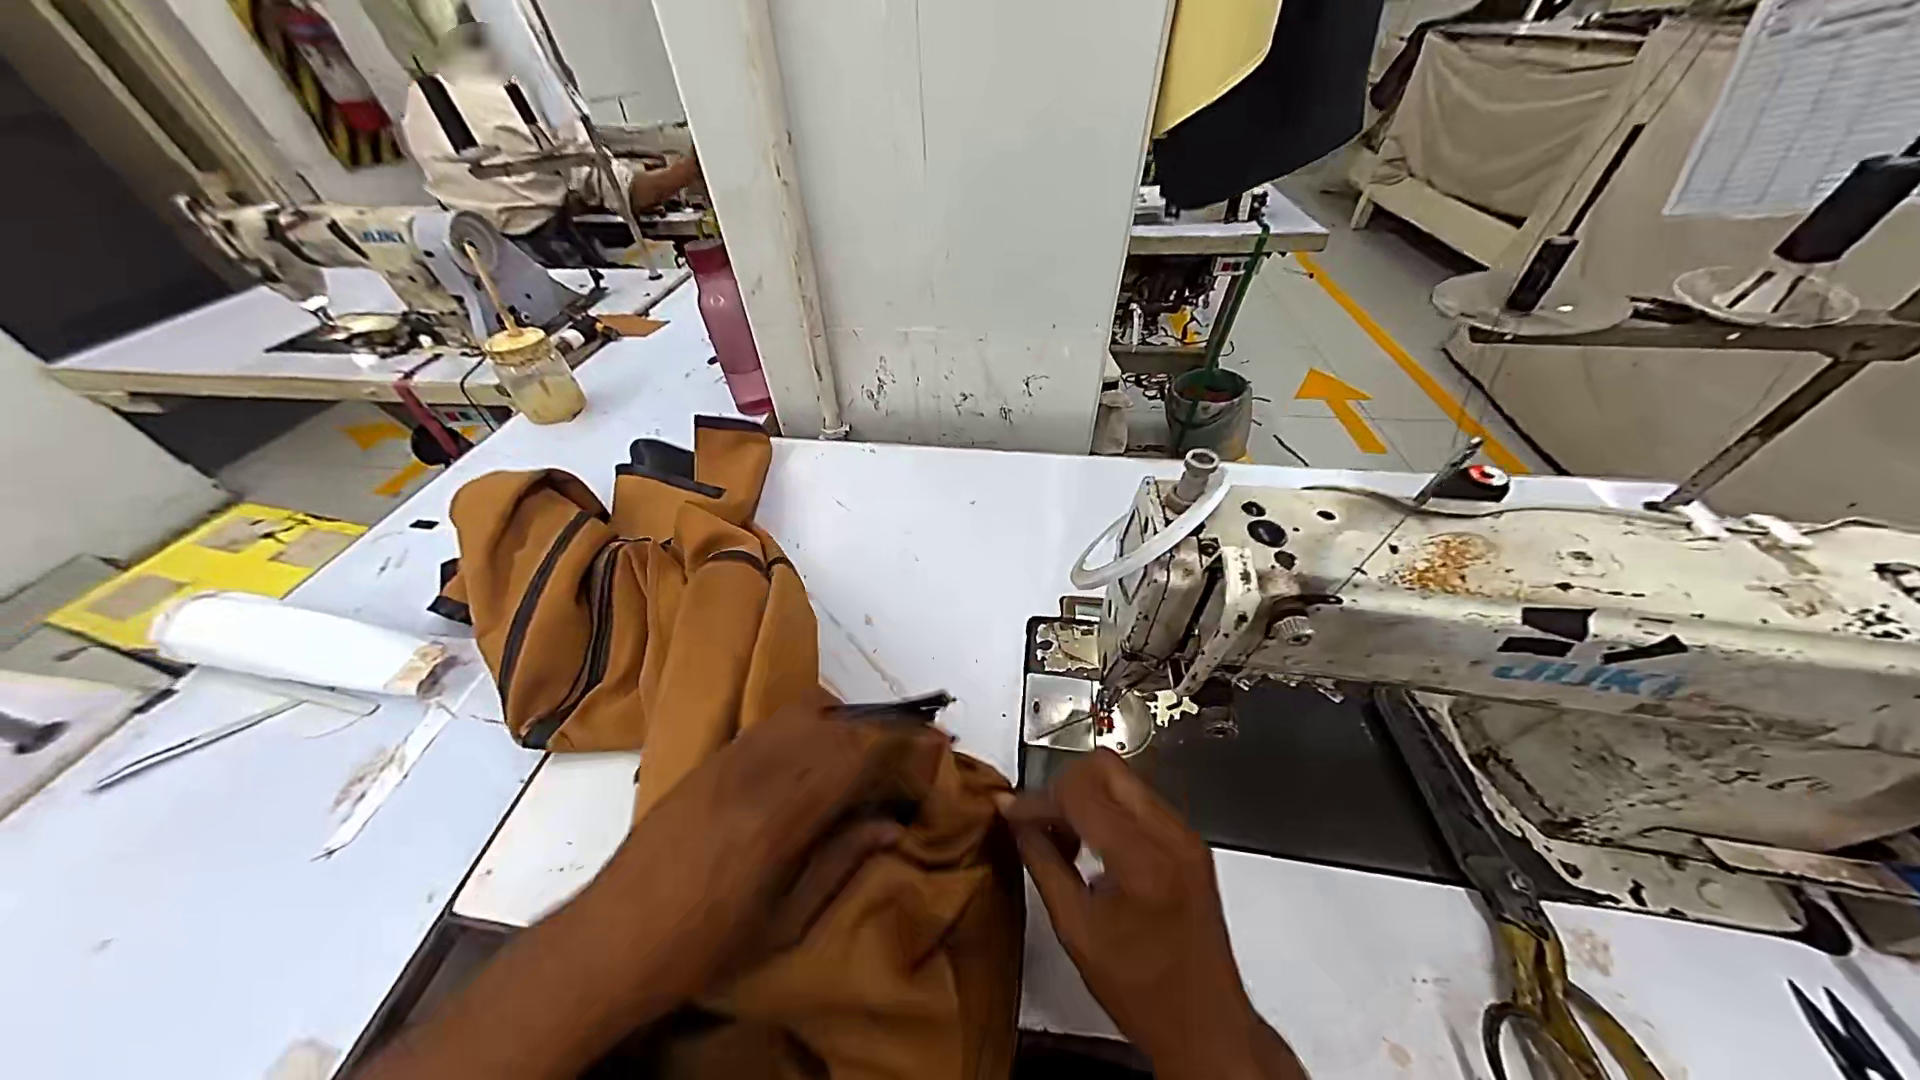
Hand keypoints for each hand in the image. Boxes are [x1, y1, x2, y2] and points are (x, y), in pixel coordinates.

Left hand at [361, 699, 942, 1079]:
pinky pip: (777, 720)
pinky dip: (816, 721)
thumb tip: (893, 823)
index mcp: (780, 814)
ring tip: (874, 747)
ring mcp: (732, 756)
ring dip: (851, 719)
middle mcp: (758, 769)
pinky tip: (823, 750)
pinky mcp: (714, 757)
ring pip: (808, 710)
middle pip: (841, 726)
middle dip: (889, 730)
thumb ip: (843, 859)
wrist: (611, 938)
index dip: (905, 744)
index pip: (859, 755)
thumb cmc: (704, 943)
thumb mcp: (785, 919)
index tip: (939, 743)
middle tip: (920, 745)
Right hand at [1001, 750, 1305, 1079]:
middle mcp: (1171, 837)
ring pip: (1122, 777)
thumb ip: (1042, 862)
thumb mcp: (1075, 928)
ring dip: (1086, 795)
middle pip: (1103, 767)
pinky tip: (1093, 844)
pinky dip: (1108, 808)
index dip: (1037, 798)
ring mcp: (1185, 836)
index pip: (1078, 792)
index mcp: (1142, 861)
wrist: (1206, 1025)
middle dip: (1063, 785)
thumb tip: (1016, 821)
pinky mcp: (1190, 841)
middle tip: (1041, 819)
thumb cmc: (1144, 992)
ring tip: (1066, 837)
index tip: (1013, 811)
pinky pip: (1139, 799)